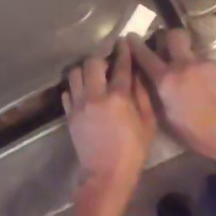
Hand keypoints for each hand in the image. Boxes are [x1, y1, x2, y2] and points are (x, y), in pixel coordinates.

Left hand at [64, 40, 156, 194]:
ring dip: (84, 70)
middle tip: (108, 62)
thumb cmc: (133, 150)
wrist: (106, 174)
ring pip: (74, 74)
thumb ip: (142, 96)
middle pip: (92, 63)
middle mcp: (96, 95)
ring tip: (93, 75)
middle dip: (101, 58)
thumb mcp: (148, 123)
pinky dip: (75, 87)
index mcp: (119, 97)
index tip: (124, 41)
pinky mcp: (69, 115)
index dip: (123, 50)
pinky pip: (67, 92)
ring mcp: (79, 104)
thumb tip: (137, 75)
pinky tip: (83, 92)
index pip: (121, 65)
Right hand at [128, 30, 215, 164]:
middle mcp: (183, 64)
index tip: (131, 37)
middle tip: (170, 47)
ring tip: (194, 67)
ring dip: (190, 52)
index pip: (145, 55)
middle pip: (174, 35)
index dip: (135, 44)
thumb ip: (156, 94)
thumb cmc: (194, 132)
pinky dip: (206, 66)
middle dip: (170, 37)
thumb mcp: (166, 117)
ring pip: (194, 45)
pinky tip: (210, 80)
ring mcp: (204, 62)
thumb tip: (151, 81)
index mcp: (165, 80)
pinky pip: (209, 58)